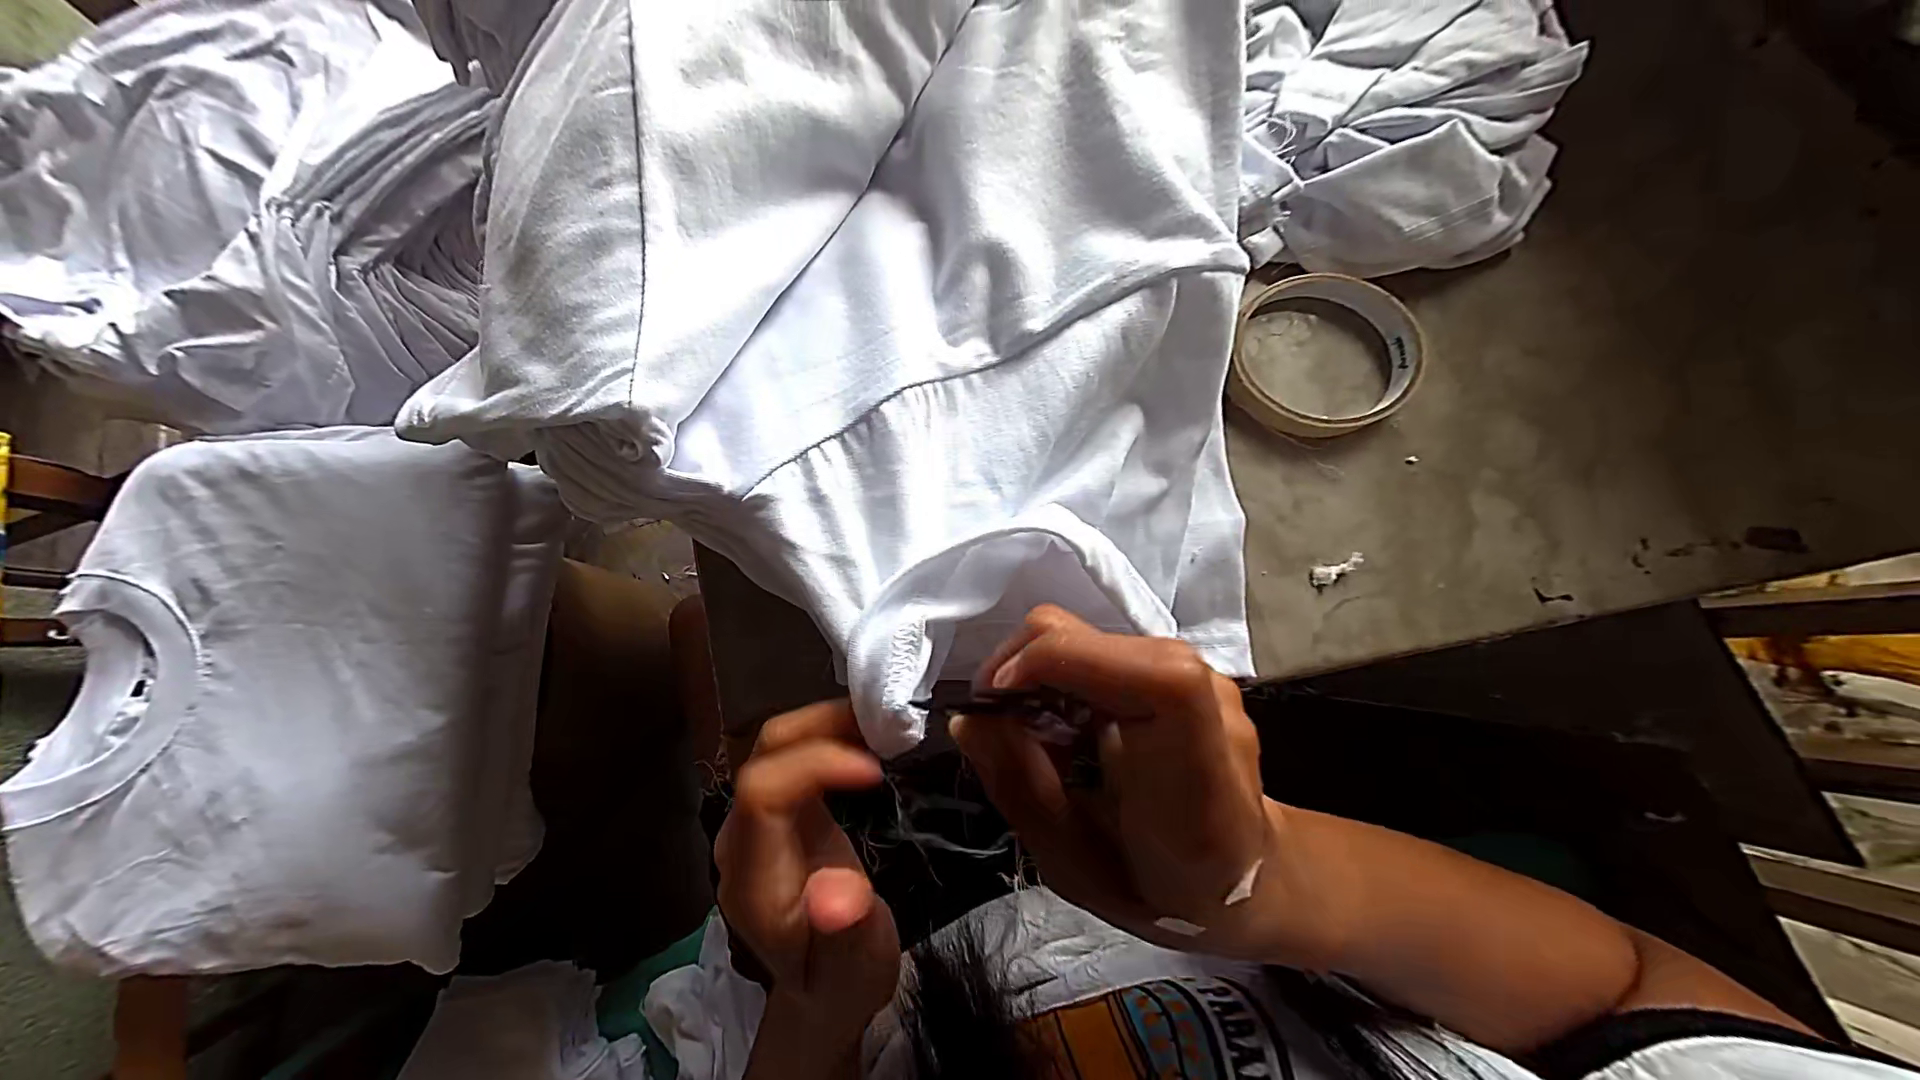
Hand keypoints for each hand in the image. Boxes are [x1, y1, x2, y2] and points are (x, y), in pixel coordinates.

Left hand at [715, 701, 900, 1045]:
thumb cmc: (841, 979)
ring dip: (824, 723)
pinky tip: (862, 735)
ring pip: (774, 746)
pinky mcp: (777, 810)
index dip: (813, 764)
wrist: (821, 987)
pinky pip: (791, 755)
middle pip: (762, 757)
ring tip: (877, 723)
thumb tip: (840, 893)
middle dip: (819, 727)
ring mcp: (755, 821)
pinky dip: (827, 734)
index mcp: (753, 880)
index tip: (872, 769)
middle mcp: (741, 840)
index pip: (761, 793)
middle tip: (881, 726)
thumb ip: (846, 933)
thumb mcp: (856, 968)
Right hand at [951, 606, 1274, 955]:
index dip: (1054, 665)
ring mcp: (1195, 674)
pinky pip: (1102, 651)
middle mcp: (1204, 697)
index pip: (1142, 672)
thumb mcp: (1076, 865)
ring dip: (1039, 675)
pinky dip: (1063, 678)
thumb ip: (1020, 788)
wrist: (1249, 880)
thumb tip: (970, 719)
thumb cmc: (1168, 892)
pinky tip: (1066, 729)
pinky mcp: (1179, 667)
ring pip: (1086, 636)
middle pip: (1088, 636)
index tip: (995, 705)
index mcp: (1194, 765)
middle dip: (1022, 669)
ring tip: (1034, 736)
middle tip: (999, 728)